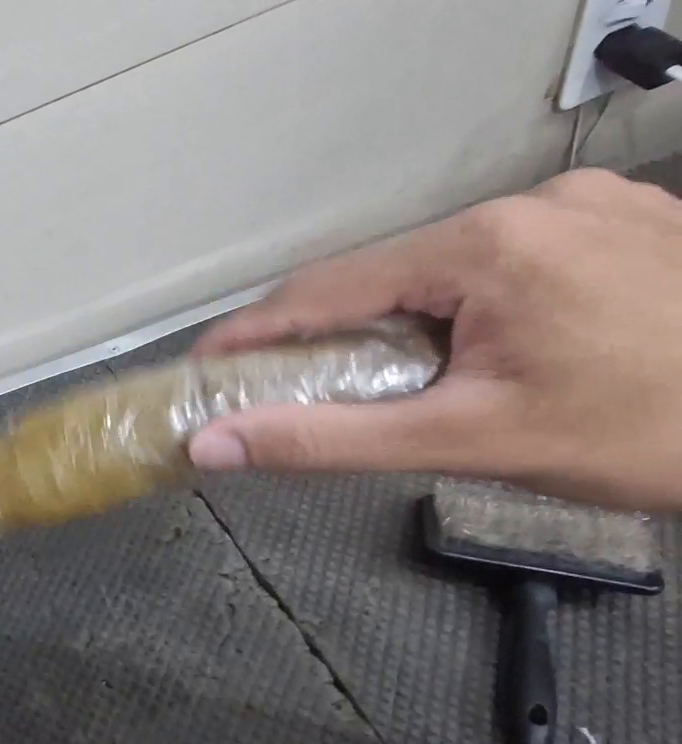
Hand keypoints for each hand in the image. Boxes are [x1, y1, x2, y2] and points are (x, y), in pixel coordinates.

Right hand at [186, 168, 681, 511]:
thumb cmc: (646, 433)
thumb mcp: (465, 442)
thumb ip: (324, 440)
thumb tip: (211, 446)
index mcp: (486, 246)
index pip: (323, 289)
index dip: (247, 333)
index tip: (198, 370)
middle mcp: (531, 205)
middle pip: (378, 275)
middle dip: (323, 334)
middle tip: (288, 391)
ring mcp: (585, 205)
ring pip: (433, 270)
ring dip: (389, 323)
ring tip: (388, 381)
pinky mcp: (621, 221)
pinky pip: (494, 263)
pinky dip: (452, 308)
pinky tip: (469, 351)